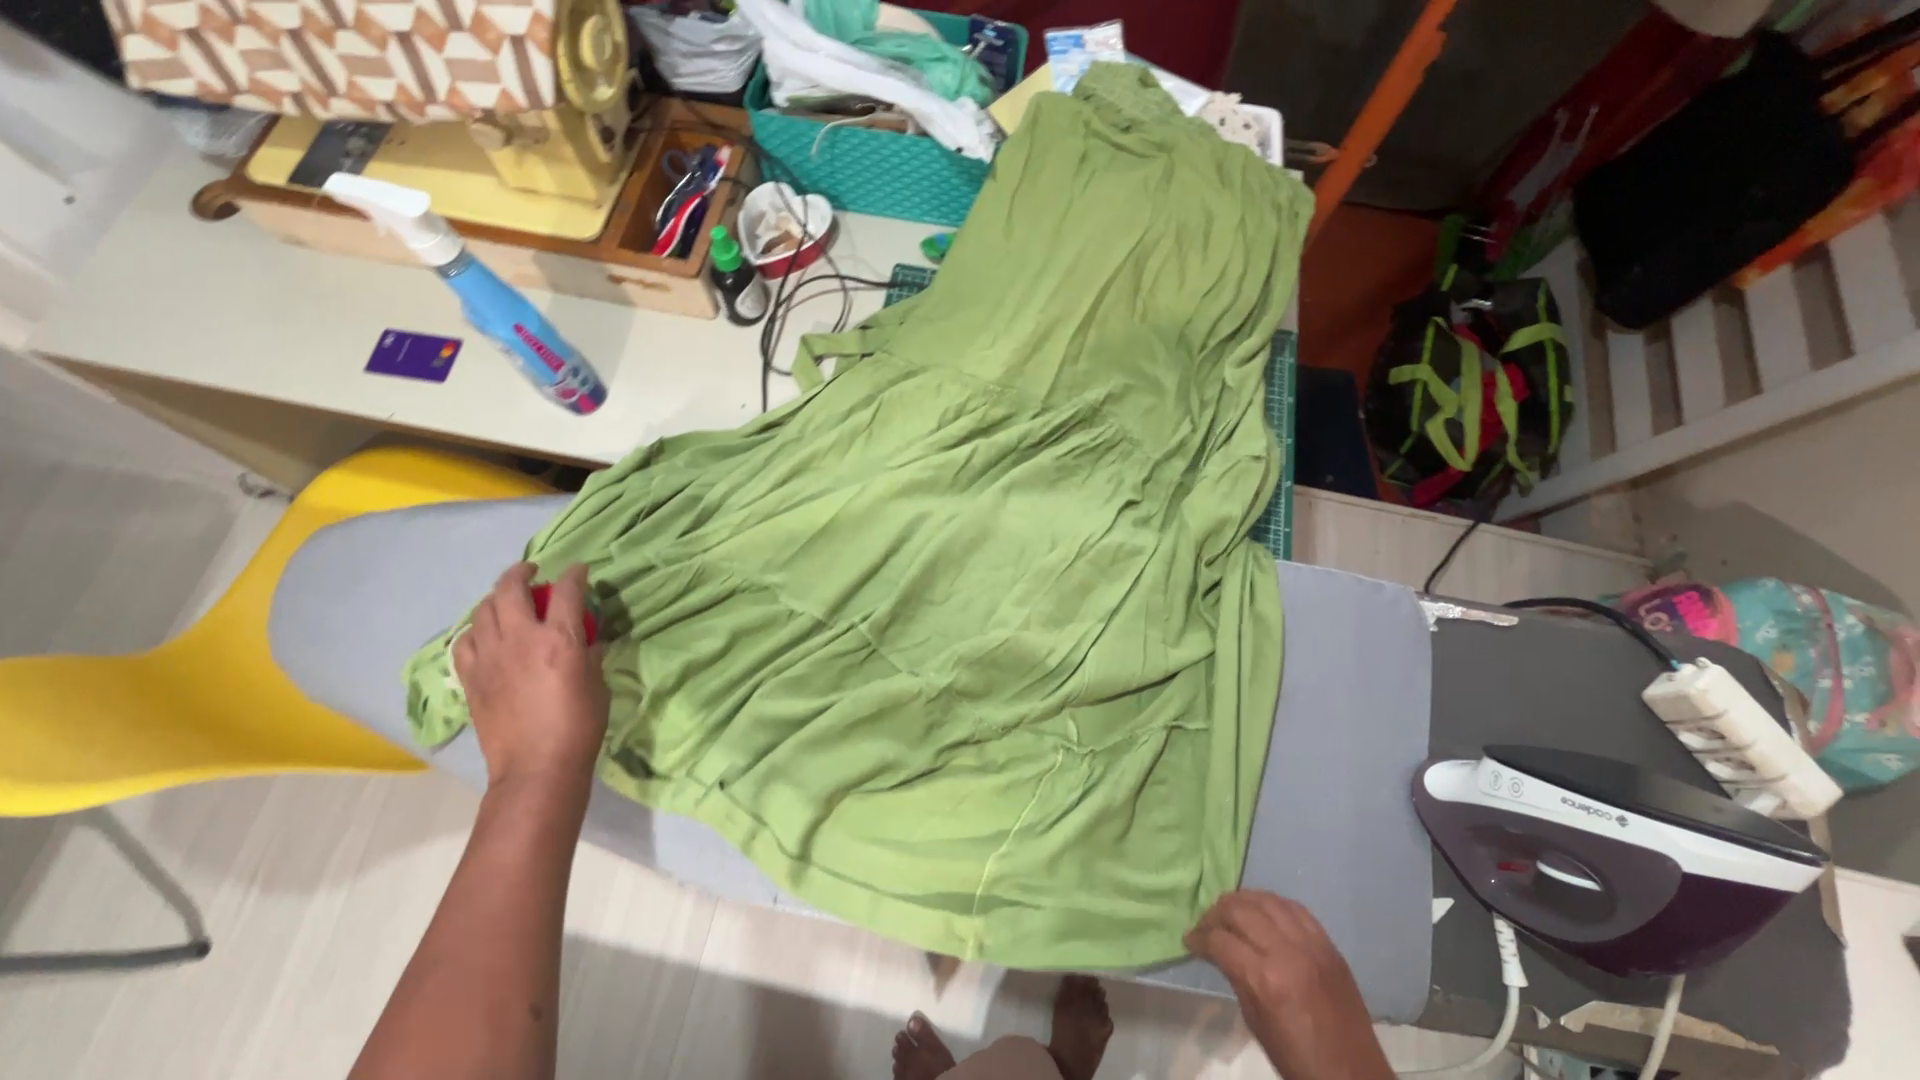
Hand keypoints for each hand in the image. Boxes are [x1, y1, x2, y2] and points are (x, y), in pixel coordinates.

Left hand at [452, 562, 609, 795]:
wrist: (536, 767)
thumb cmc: (579, 727)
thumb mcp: (597, 686)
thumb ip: (590, 657)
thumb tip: (588, 643)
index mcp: (559, 639)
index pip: (568, 591)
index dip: (575, 575)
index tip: (580, 571)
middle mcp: (521, 638)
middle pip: (511, 588)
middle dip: (522, 572)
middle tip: (532, 572)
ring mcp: (490, 656)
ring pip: (483, 609)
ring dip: (496, 597)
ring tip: (505, 599)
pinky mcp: (471, 676)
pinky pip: (465, 640)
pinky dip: (476, 630)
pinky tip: (484, 634)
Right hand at [1185, 891, 1393, 1079]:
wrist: (1351, 1075)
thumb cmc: (1296, 1058)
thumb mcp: (1255, 1022)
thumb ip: (1237, 977)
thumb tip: (1221, 951)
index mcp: (1265, 979)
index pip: (1220, 940)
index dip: (1198, 938)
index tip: (1190, 941)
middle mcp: (1287, 952)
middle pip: (1240, 910)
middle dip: (1215, 914)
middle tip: (1206, 926)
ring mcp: (1312, 945)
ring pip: (1267, 900)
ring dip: (1243, 902)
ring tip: (1231, 914)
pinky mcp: (1329, 945)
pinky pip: (1296, 909)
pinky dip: (1273, 905)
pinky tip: (1263, 914)